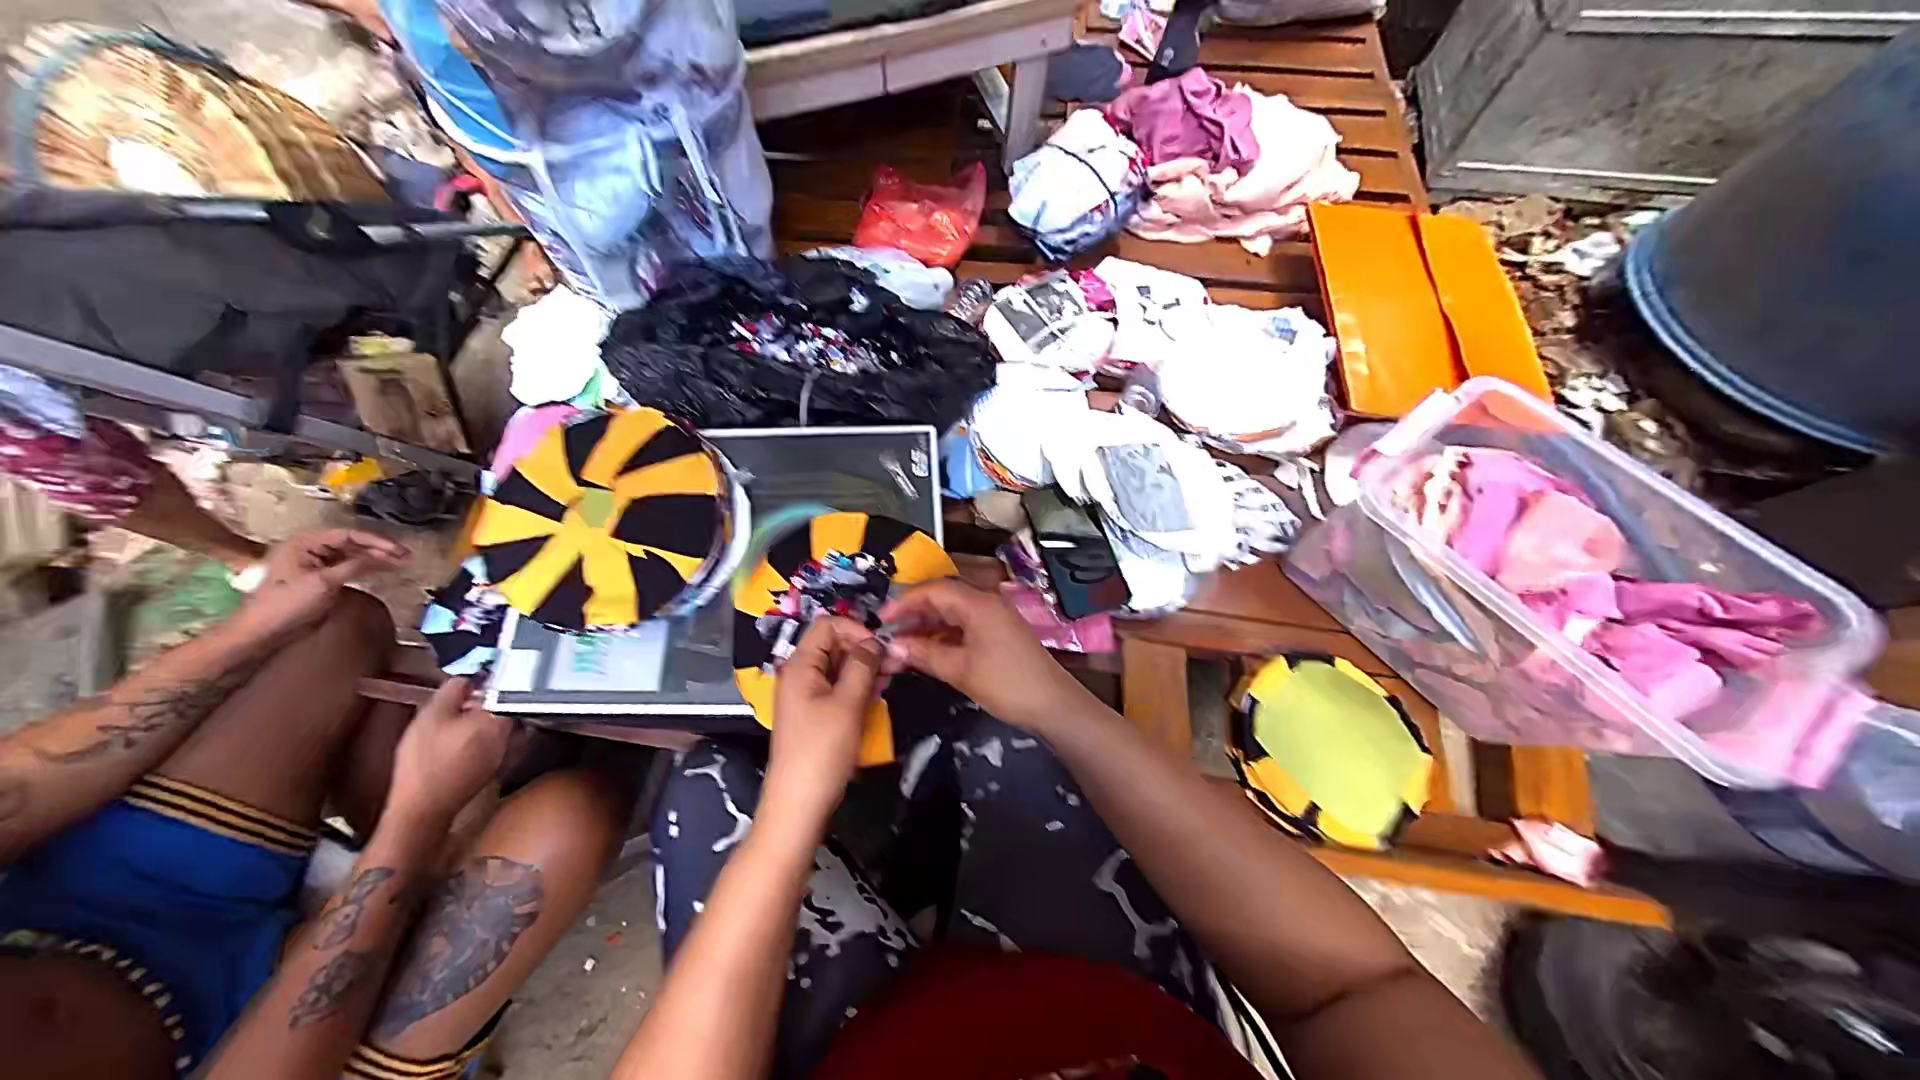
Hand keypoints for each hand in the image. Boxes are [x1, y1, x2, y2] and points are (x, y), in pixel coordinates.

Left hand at [232, 530, 407, 639]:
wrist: (263, 631)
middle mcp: (309, 549)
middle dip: (379, 550)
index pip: (347, 535)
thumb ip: (356, 566)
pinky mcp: (320, 578)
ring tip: (401, 563)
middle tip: (406, 556)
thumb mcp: (324, 582)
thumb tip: (387, 557)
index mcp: (304, 543)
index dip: (376, 541)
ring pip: (352, 555)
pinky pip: (348, 567)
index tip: (399, 550)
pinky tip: (383, 570)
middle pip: (351, 543)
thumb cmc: (288, 603)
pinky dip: (366, 568)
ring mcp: (314, 564)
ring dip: (375, 559)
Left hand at [387, 677, 515, 829]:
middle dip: (491, 710)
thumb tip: (513, 695)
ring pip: (461, 730)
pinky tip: (488, 762)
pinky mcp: (424, 772)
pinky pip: (455, 751)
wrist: (421, 817)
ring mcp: (419, 749)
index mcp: (435, 707)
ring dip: (484, 732)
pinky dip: (473, 752)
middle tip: (514, 717)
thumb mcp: (491, 728)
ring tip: (506, 741)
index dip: (491, 680)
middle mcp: (423, 724)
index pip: (465, 680)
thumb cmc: (456, 766)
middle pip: (464, 706)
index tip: (514, 687)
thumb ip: (503, 705)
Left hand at [765, 618, 884, 820]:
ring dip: (865, 668)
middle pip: (834, 644)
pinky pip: (838, 687)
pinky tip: (877, 694)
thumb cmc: (822, 751)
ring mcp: (806, 694)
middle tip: (895, 664)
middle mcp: (799, 674)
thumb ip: (862, 665)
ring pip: (839, 667)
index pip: (828, 624)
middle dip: (865, 649)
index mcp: (799, 665)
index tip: (882, 647)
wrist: (799, 804)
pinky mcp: (815, 713)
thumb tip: (875, 641)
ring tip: (891, 679)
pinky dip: (858, 686)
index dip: (857, 629)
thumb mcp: (847, 703)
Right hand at [879, 579, 1089, 733]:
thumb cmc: (1007, 684)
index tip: (880, 620)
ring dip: (925, 629)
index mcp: (978, 604)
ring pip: (950, 614)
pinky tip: (924, 653)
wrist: (1053, 705)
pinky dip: (941, 638)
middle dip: (912, 616)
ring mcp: (993, 617)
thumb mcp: (960, 671)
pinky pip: (962, 627)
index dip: (903, 602)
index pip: (932, 590)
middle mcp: (985, 603)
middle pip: (940, 599)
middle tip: (886, 636)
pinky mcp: (997, 633)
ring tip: (899, 648)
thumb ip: (923, 654)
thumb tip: (892, 646)